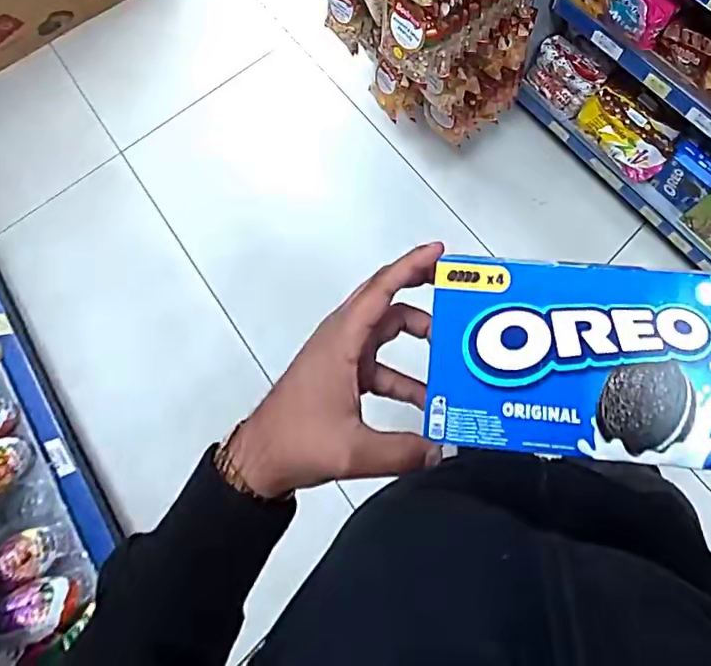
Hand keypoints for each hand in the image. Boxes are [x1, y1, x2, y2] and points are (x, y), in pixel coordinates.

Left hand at [225, 243, 442, 496]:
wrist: (261, 457)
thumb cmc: (290, 438)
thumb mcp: (354, 449)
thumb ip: (402, 451)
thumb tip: (435, 449)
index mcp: (341, 339)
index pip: (381, 288)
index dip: (412, 265)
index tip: (436, 253)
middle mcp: (340, 337)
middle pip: (384, 296)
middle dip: (418, 284)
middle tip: (448, 283)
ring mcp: (341, 352)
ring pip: (385, 328)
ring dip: (416, 333)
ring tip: (446, 348)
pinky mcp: (342, 370)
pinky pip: (381, 359)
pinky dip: (404, 371)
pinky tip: (423, 397)